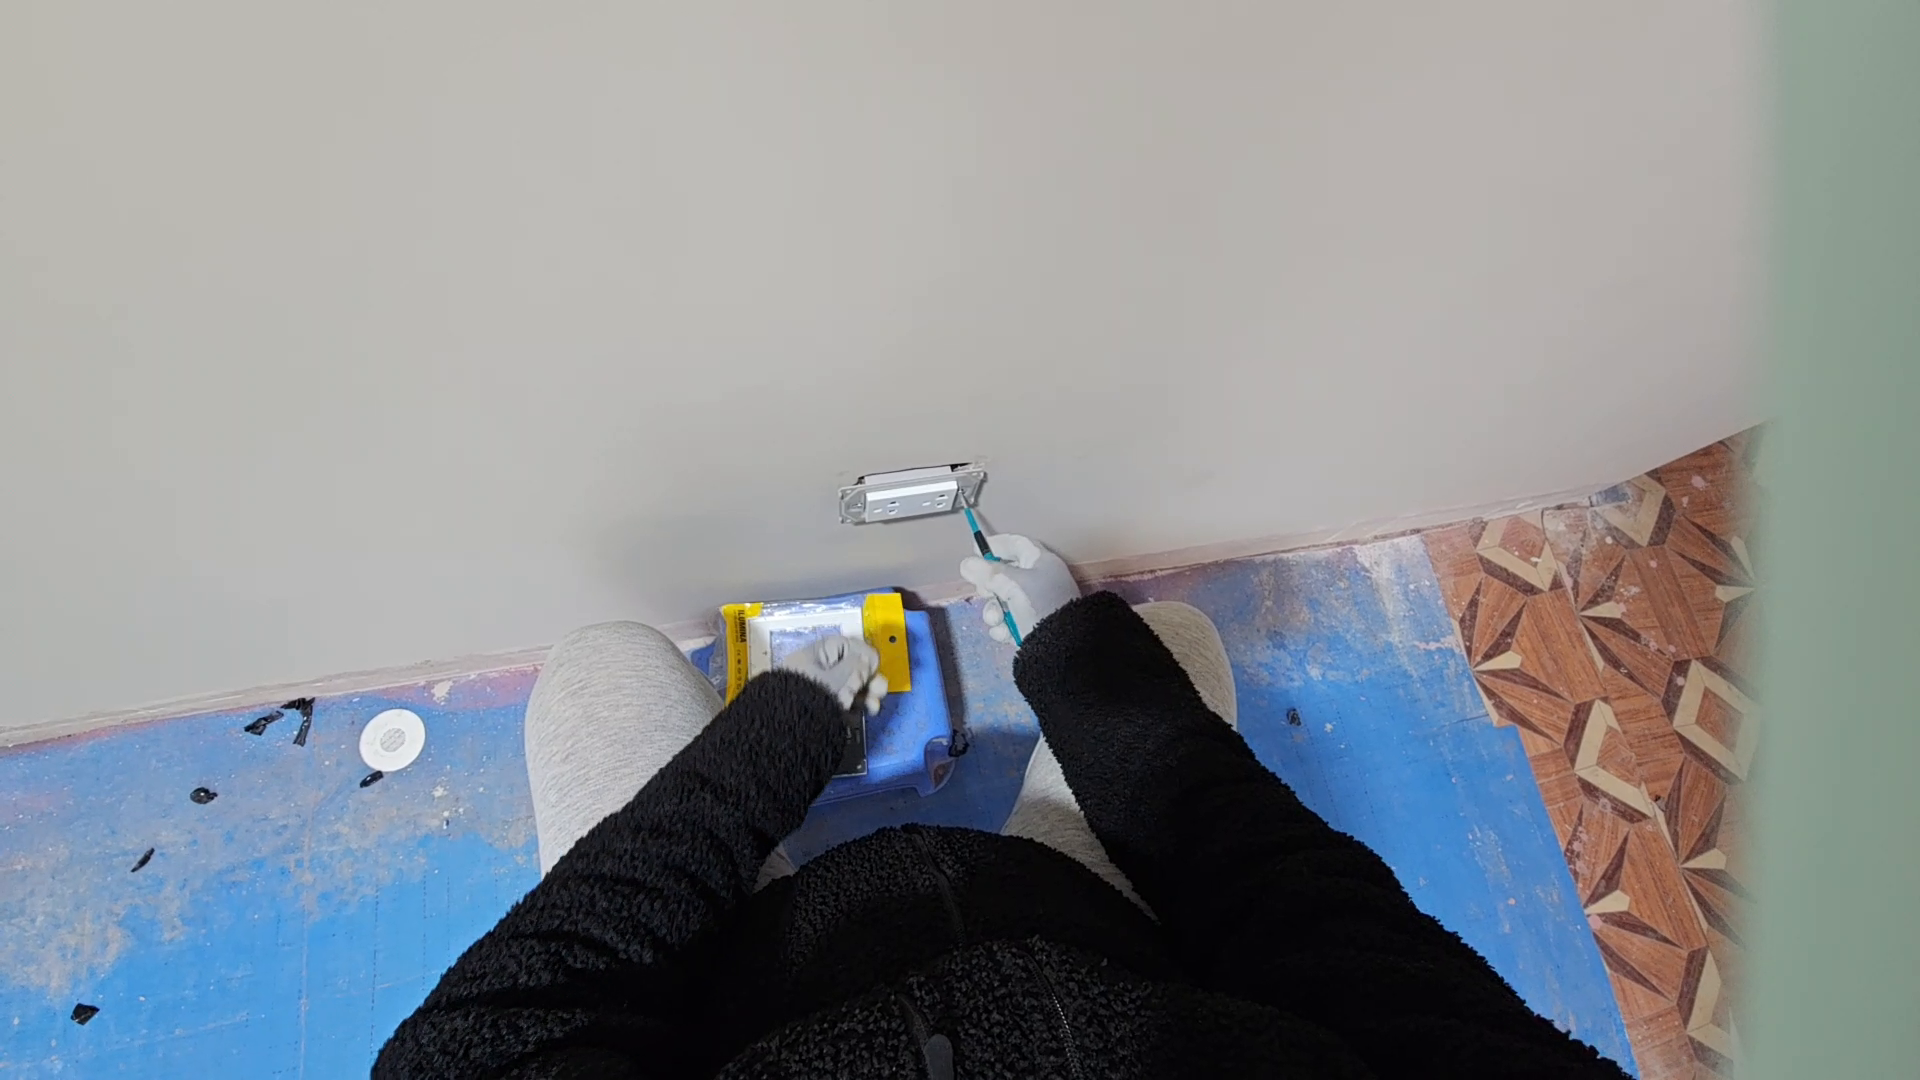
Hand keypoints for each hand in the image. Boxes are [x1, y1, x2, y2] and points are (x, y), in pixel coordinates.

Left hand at [778, 634, 888, 713]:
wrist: (789, 736)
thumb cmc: (813, 698)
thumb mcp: (838, 678)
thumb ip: (856, 666)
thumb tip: (868, 658)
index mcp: (815, 656)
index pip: (844, 645)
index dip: (863, 654)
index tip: (875, 667)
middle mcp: (815, 670)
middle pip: (850, 667)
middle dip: (868, 679)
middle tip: (880, 691)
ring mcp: (817, 691)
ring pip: (849, 687)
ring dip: (866, 695)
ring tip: (873, 707)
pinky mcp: (820, 711)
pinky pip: (842, 704)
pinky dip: (854, 708)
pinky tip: (860, 715)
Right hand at [959, 534, 1080, 644]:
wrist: (1061, 648)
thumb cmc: (1041, 606)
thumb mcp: (1013, 584)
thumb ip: (988, 572)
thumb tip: (967, 564)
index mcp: (1042, 562)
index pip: (1017, 544)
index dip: (996, 545)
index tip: (976, 550)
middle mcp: (1039, 580)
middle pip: (1005, 574)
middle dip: (989, 584)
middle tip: (984, 590)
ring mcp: (1034, 604)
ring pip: (1002, 600)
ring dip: (993, 610)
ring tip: (997, 619)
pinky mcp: (1030, 626)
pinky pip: (1007, 620)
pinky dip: (1002, 626)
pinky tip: (1005, 632)